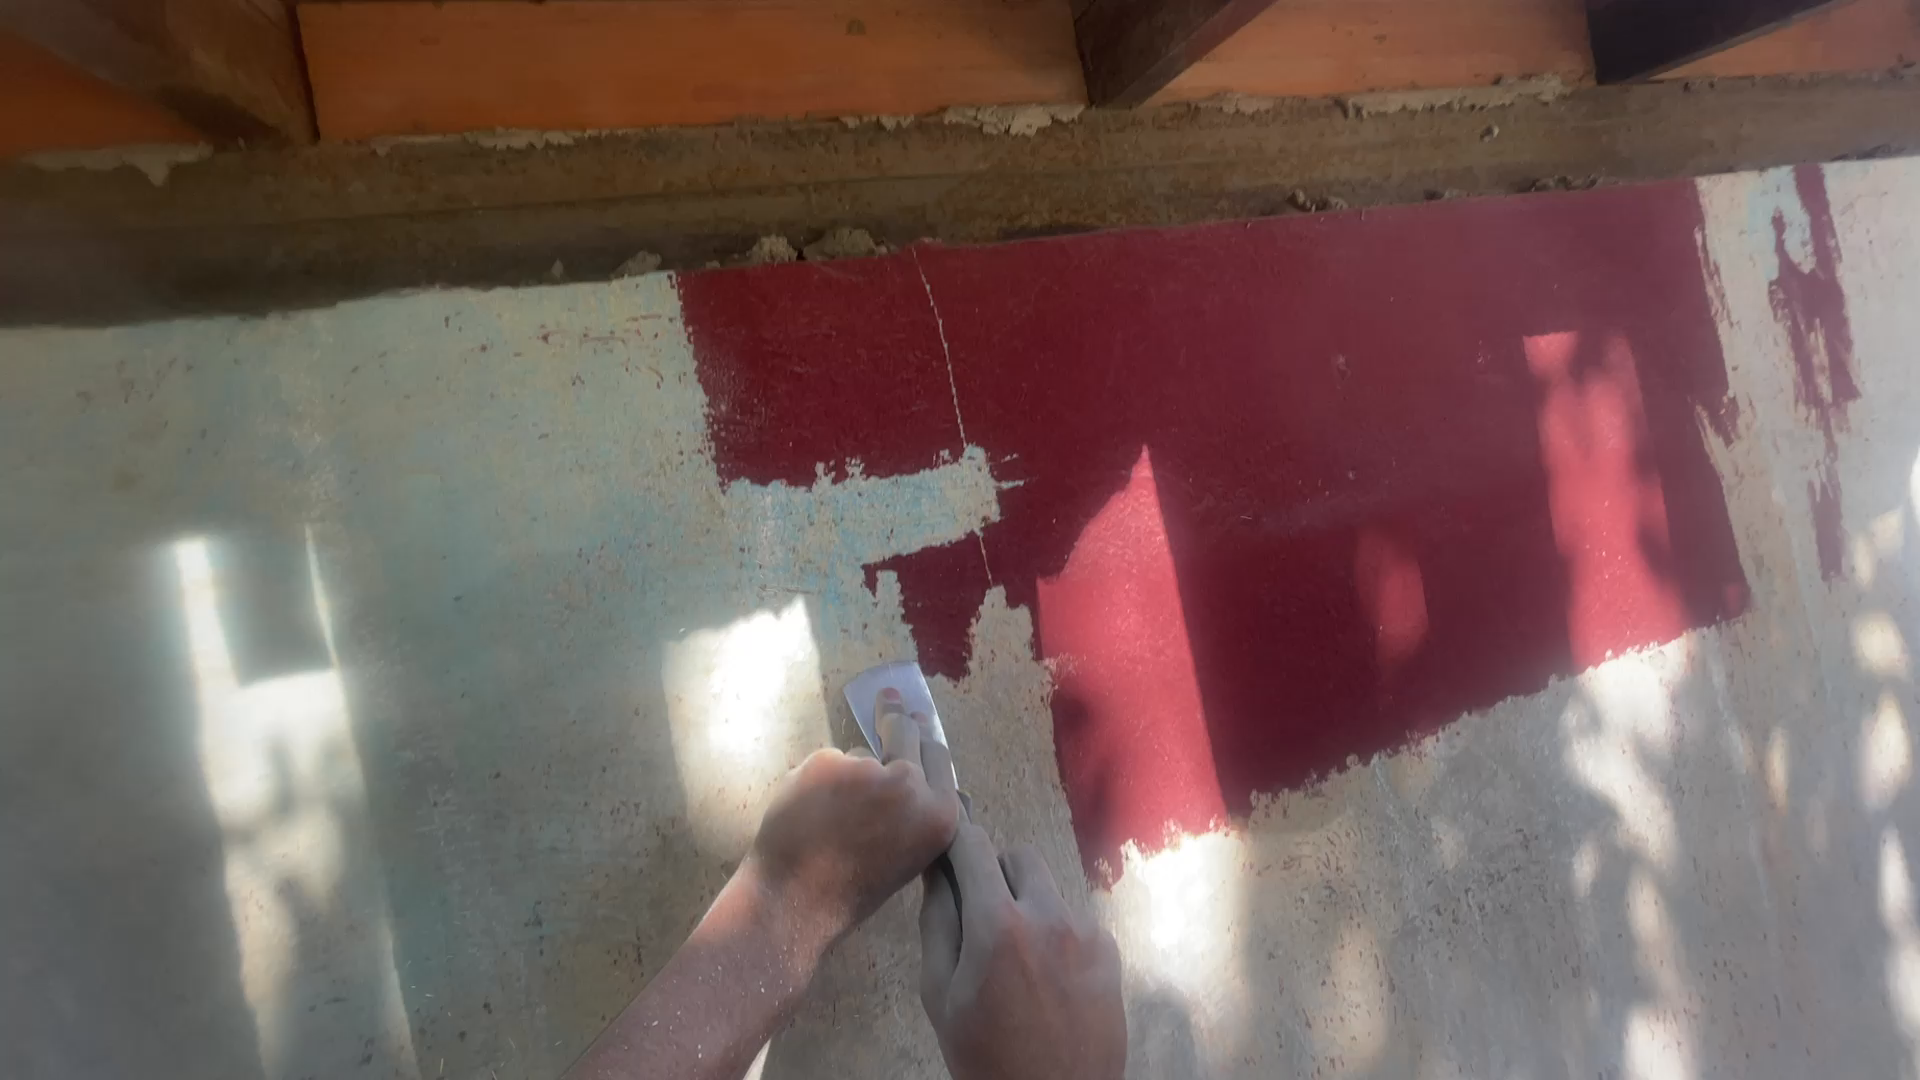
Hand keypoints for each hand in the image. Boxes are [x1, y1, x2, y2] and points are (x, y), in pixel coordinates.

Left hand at [747, 690, 960, 955]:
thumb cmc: (853, 887)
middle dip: (895, 716)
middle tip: (888, 698)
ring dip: (848, 773)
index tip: (918, 717)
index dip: (926, 736)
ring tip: (829, 815)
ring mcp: (867, 770)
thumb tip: (912, 763)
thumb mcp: (909, 851)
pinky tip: (808, 810)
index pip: (938, 755)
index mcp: (939, 815)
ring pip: (860, 753)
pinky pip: (829, 761)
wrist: (794, 902)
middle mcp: (910, 785)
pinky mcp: (828, 762)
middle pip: (905, 731)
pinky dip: (818, 780)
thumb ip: (917, 808)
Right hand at [919, 821, 1127, 1079]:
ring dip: (1030, 902)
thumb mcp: (939, 995)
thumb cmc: (984, 1056)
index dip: (958, 841)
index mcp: (999, 924)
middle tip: (986, 914)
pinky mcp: (1110, 950)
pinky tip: (1051, 975)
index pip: (974, 845)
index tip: (951, 850)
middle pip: (1018, 856)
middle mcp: (1048, 914)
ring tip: (1022, 955)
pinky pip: (1075, 918)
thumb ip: (937, 921)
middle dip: (997, 872)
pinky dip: (1058, 931)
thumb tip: (938, 871)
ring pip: (1049, 887)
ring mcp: (1086, 931)